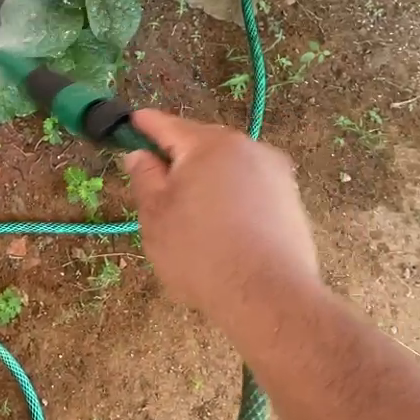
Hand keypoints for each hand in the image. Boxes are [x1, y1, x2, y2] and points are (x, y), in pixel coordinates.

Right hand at [121, 109, 321, 335]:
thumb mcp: (155, 213)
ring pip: (226, 166)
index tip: (129, 123)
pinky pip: (247, 186)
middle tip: (153, 181)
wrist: (268, 296)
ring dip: (203, 178)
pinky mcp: (291, 200)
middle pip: (200, 143)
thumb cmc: (198, 251)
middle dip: (176, 156)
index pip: (167, 125)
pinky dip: (227, 195)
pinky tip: (217, 225)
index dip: (143, 125)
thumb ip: (145, 177)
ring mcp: (276, 174)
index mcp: (209, 145)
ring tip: (186, 210)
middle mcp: (247, 149)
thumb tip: (140, 155)